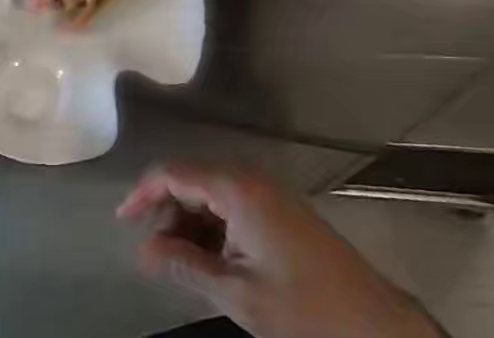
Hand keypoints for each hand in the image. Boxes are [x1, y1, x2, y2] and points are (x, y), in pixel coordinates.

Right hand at [117, 163, 442, 337]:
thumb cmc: (302, 307)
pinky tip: (207, 259)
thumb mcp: (237, 292)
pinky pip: (232, 205)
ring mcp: (267, 192)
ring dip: (189, 222)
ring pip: (212, 193)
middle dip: (167, 211)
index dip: (144, 192)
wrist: (372, 321)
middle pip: (192, 179)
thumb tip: (143, 251)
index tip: (121, 221)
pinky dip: (213, 227)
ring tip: (177, 262)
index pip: (175, 173)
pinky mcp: (279, 209)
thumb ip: (185, 265)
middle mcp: (250, 178)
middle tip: (153, 253)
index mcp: (237, 188)